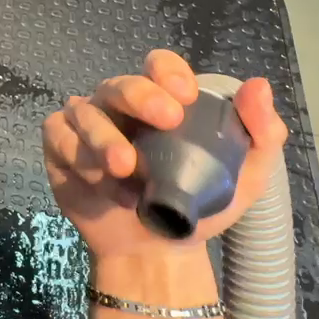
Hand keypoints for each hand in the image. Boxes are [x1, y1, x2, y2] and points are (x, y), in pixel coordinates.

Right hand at [41, 49, 287, 258]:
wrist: (155, 252)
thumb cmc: (198, 207)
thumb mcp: (243, 177)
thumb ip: (259, 134)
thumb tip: (259, 85)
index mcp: (161, 101)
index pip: (158, 66)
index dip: (168, 72)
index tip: (186, 96)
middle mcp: (119, 105)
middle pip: (119, 83)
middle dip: (139, 96)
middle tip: (166, 120)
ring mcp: (86, 122)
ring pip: (84, 111)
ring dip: (105, 138)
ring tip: (126, 170)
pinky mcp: (59, 143)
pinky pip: (60, 137)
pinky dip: (81, 158)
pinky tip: (103, 185)